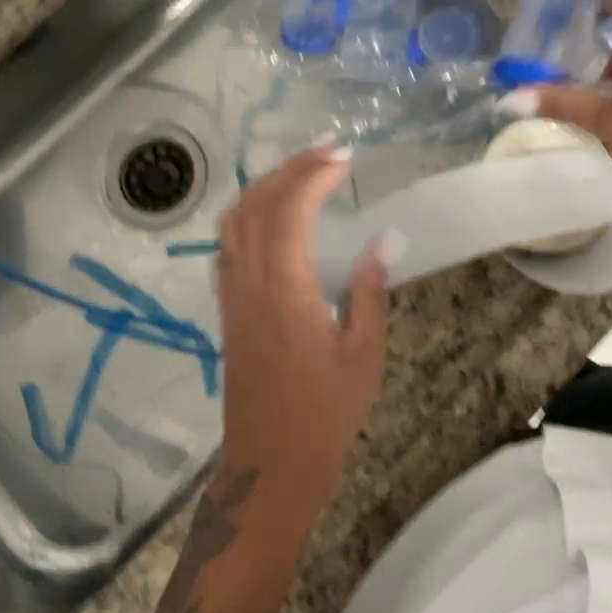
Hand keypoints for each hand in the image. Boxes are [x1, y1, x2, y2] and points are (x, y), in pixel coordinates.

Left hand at [214, 141, 398, 508]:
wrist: (268, 463)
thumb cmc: (324, 413)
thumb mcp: (363, 354)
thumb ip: (369, 291)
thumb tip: (383, 240)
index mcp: (284, 287)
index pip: (290, 209)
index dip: (315, 175)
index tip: (345, 156)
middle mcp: (248, 279)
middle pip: (257, 202)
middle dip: (291, 167)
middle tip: (328, 148)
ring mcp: (231, 292)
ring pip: (235, 218)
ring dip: (266, 184)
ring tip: (302, 168)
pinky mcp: (227, 307)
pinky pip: (228, 242)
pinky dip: (250, 212)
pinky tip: (274, 215)